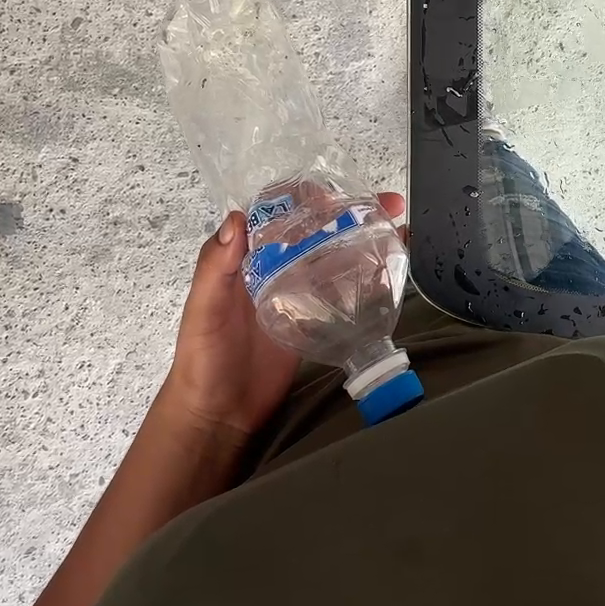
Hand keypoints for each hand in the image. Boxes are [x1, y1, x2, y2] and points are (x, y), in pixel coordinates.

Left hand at [155, 192, 407, 442]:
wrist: (221, 413)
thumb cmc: (204, 358)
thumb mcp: (203, 310)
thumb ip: (215, 268)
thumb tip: (236, 218)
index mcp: (245, 253)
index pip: (278, 209)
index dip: (305, 193)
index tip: (334, 192)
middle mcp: (275, 262)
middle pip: (315, 223)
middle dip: (350, 207)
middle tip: (387, 204)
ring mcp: (299, 286)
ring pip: (334, 247)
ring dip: (365, 231)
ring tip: (401, 223)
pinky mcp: (317, 312)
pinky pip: (343, 281)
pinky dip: (367, 266)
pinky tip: (394, 260)